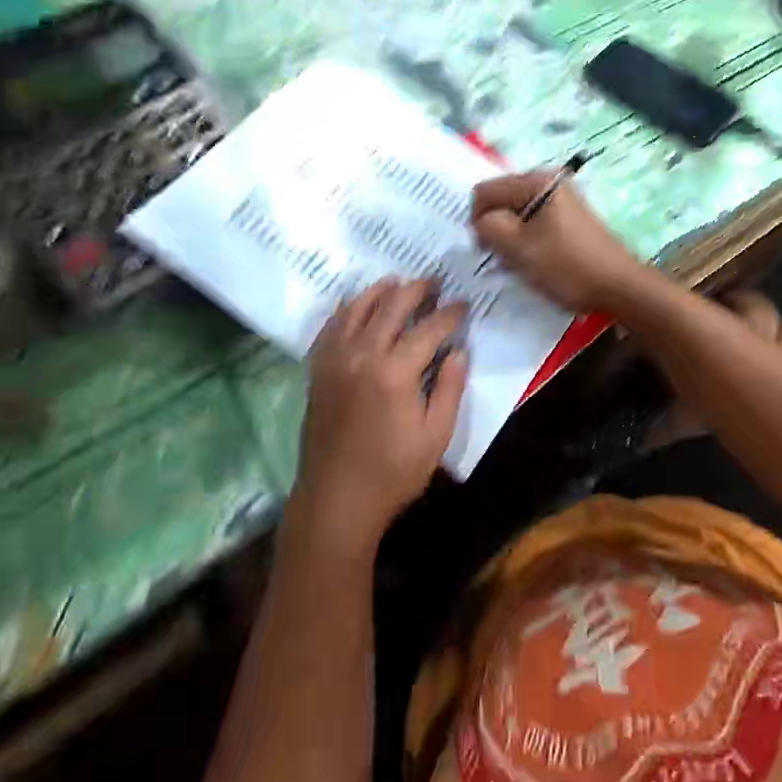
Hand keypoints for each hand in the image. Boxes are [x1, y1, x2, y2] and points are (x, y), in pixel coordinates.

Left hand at [293, 279, 467, 549]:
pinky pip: (330, 328)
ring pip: (356, 310)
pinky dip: (345, 310)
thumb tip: (458, 353)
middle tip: (434, 282)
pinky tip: (355, 306)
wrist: (336, 500)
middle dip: (416, 290)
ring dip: (379, 292)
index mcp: (395, 373)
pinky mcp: (318, 372)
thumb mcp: (435, 436)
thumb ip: (449, 389)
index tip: (464, 305)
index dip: (450, 314)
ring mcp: (334, 361)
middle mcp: (362, 356)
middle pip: (390, 308)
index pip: (428, 329)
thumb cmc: (393, 473)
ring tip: (397, 282)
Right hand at [472, 171, 652, 313]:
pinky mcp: (570, 220)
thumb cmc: (567, 266)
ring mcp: (563, 201)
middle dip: (496, 229)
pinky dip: (529, 243)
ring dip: (512, 240)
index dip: (477, 221)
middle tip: (505, 259)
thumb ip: (489, 227)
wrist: (619, 286)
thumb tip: (481, 221)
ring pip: (518, 216)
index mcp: (537, 181)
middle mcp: (550, 183)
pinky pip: (536, 225)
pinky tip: (538, 263)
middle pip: (502, 201)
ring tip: (523, 264)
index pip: (484, 192)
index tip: (487, 249)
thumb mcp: (519, 247)